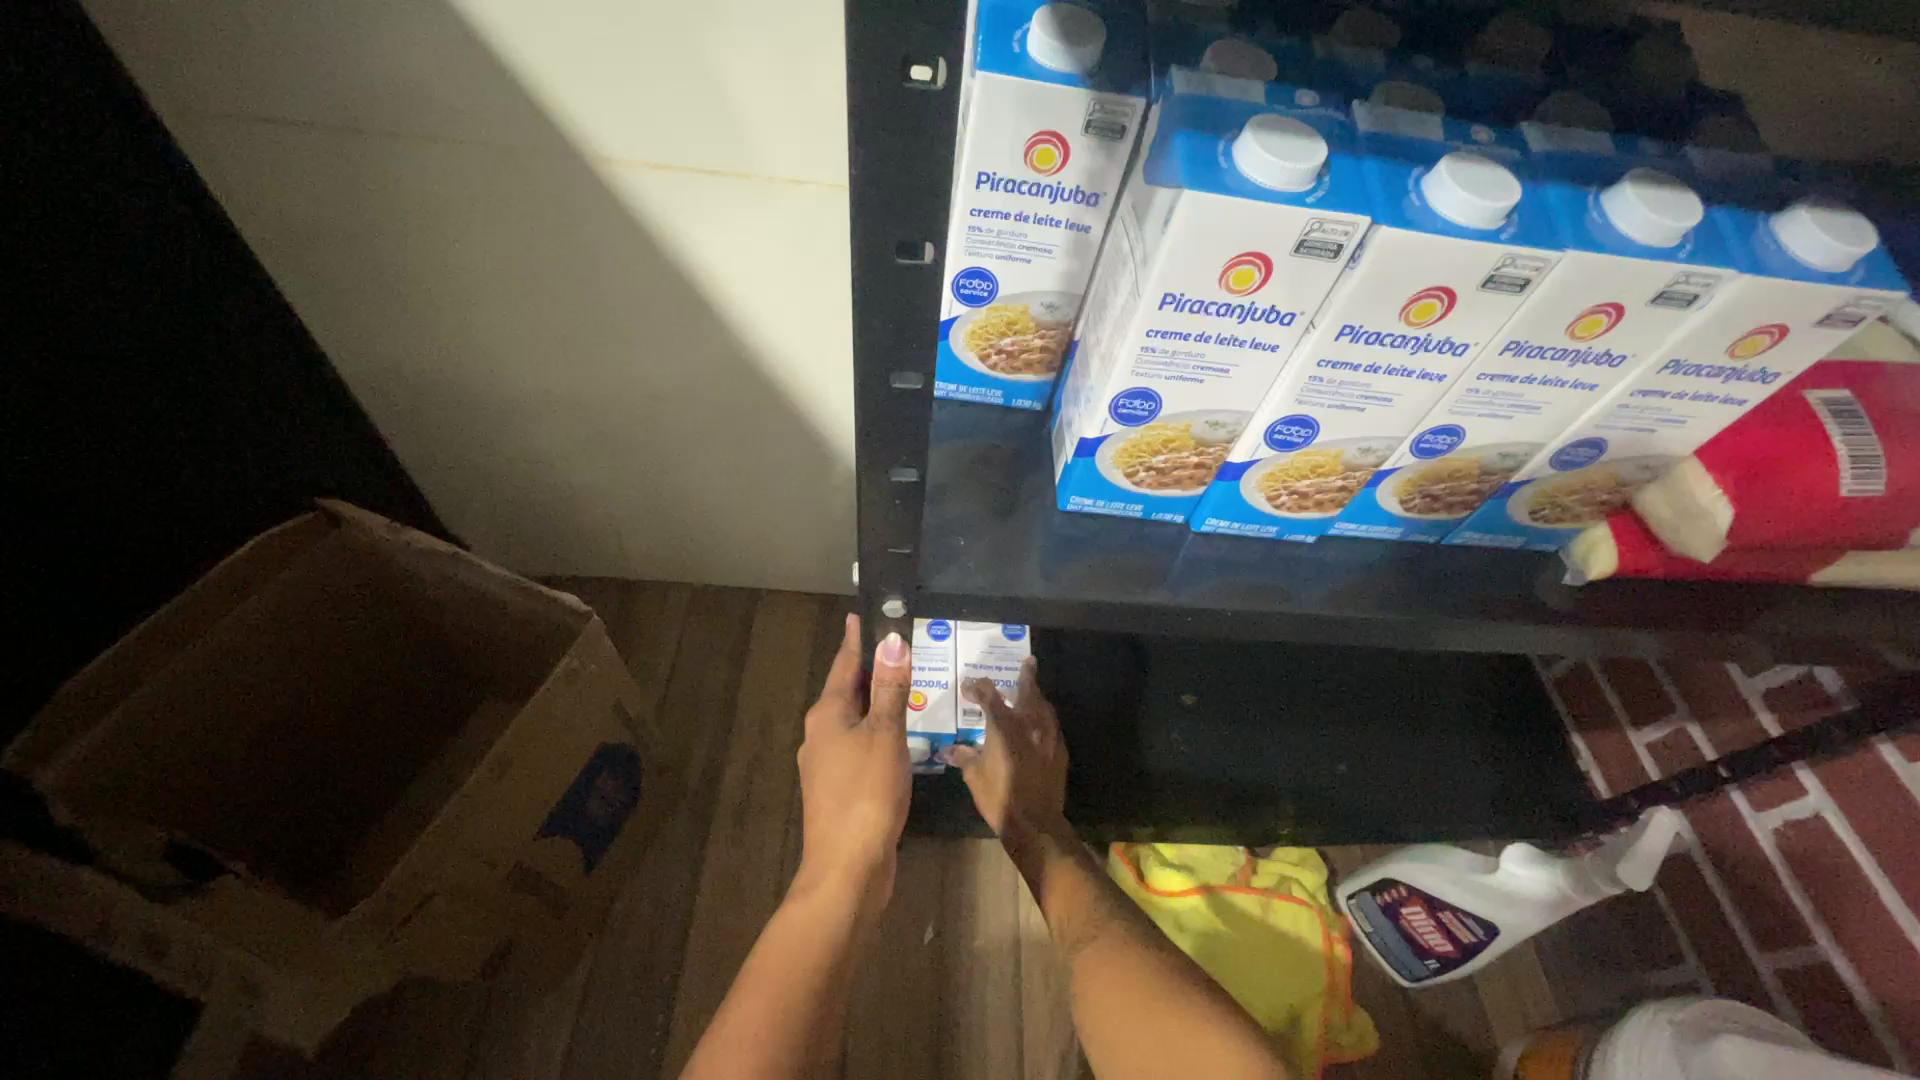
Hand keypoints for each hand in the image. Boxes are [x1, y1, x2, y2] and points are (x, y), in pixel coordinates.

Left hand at [793, 615, 911, 913]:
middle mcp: (820, 734)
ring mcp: (826, 765)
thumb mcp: (885, 733)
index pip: (844, 664)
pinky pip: (861, 747)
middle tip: (898, 649)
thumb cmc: (867, 792)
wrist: (848, 867)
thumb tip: (890, 639)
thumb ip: (890, 688)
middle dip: (870, 671)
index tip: (861, 615)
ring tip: (906, 689)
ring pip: (854, 721)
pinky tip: (900, 739)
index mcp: (827, 714)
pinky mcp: (839, 790)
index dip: (856, 640)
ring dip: (877, 704)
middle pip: (847, 692)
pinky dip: (880, 734)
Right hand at [949, 658, 1068, 838]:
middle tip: (1028, 662)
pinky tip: (1040, 725)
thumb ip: (965, 757)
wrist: (1035, 822)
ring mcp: (1048, 735)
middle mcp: (1028, 723)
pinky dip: (1044, 719)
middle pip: (1028, 690)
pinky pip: (1052, 726)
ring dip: (1037, 696)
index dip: (977, 687)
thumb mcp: (975, 776)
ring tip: (1033, 691)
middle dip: (1026, 675)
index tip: (969, 688)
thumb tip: (951, 750)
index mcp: (1003, 725)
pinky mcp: (1060, 750)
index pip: (988, 694)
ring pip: (1044, 706)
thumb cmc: (999, 796)